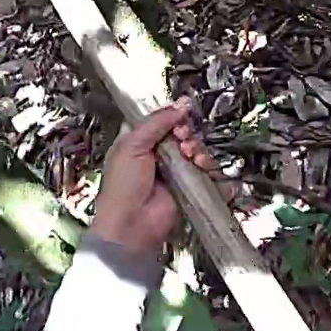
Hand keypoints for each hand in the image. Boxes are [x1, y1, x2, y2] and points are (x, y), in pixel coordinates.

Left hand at [90, 100, 214, 259]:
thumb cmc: (123, 186)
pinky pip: (205, 170)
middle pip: (182, 132)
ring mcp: (174, 170)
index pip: (161, 120)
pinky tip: (200, 165)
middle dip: (185, 131)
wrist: (132, 225)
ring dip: (196, 148)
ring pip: (195, 149)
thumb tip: (181, 105)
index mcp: (138, 141)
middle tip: (182, 137)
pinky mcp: (188, 186)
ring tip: (190, 154)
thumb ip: (156, 121)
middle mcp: (157, 154)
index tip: (178, 115)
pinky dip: (207, 165)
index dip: (171, 116)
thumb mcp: (132, 145)